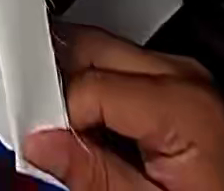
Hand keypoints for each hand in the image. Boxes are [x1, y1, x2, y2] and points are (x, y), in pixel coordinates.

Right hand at [25, 27, 223, 190]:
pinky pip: (115, 62)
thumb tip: (40, 140)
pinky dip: (91, 83)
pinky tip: (88, 119)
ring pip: (98, 48)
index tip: (40, 142)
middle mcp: (184, 75)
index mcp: (185, 104)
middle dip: (55, 82)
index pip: (90, 86)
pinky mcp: (175, 80)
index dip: (57, 115)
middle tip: (38, 126)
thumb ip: (94, 174)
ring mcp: (181, 73)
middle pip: (91, 49)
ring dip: (70, 80)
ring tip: (65, 129)